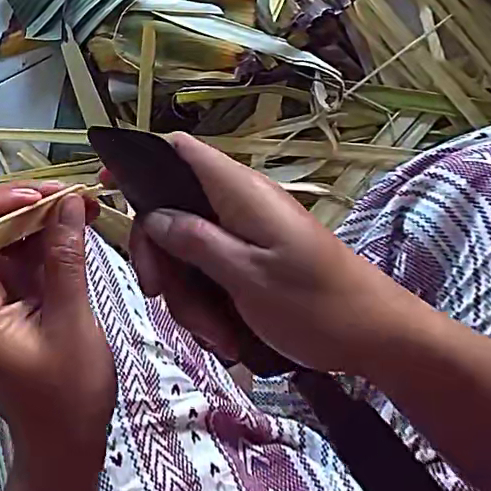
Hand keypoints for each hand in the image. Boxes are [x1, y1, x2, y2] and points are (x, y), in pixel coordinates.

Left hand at [0, 184, 115, 466]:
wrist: (68, 450)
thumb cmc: (67, 400)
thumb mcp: (71, 324)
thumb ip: (65, 259)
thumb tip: (68, 203)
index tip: (40, 194)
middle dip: (25, 208)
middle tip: (68, 195)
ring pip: (4, 240)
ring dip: (40, 220)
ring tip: (79, 204)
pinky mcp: (7, 300)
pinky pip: (20, 257)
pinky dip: (45, 241)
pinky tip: (74, 225)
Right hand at [125, 133, 422, 372]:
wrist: (382, 339)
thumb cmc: (317, 305)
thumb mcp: (247, 276)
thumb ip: (194, 240)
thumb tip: (152, 216)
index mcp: (238, 191)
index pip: (179, 150)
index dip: (139, 157)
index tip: (108, 184)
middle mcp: (238, 202)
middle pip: (173, 210)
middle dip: (161, 256)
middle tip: (161, 295)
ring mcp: (246, 230)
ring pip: (189, 246)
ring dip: (188, 290)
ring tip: (212, 331)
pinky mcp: (255, 256)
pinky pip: (212, 267)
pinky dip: (209, 298)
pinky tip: (225, 332)